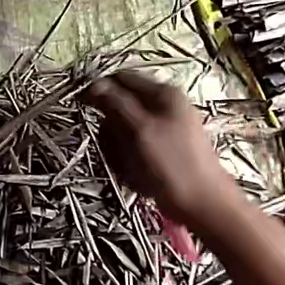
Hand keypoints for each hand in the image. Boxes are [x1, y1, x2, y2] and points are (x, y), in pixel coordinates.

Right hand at [84, 71, 239, 227]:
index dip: (100, 89)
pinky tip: (136, 175)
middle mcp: (164, 107)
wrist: (203, 205)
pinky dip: (129, 161)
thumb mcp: (140, 130)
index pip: (122, 78)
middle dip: (111, 129)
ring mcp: (163, 130)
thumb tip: (94, 84)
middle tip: (115, 149)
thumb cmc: (173, 166)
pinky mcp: (161, 151)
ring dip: (118, 149)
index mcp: (164, 94)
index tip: (81, 105)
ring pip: (124, 131)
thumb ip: (117, 104)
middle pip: (120, 107)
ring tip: (128, 167)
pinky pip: (134, 149)